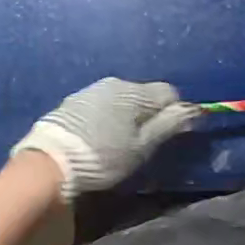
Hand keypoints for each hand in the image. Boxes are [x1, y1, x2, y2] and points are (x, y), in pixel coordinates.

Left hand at [12, 78, 201, 199]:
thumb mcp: (143, 146)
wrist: (51, 161)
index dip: (174, 113)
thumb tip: (193, 110)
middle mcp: (112, 83)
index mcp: (133, 91)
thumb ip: (169, 125)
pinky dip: (106, 118)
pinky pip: (100, 106)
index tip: (170, 136)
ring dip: (126, 116)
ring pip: (120, 100)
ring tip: (119, 143)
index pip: (169, 92)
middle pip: (143, 94)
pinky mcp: (71, 103)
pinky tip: (99, 138)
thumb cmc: (104, 156)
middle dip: (149, 114)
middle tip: (144, 143)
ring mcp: (89, 91)